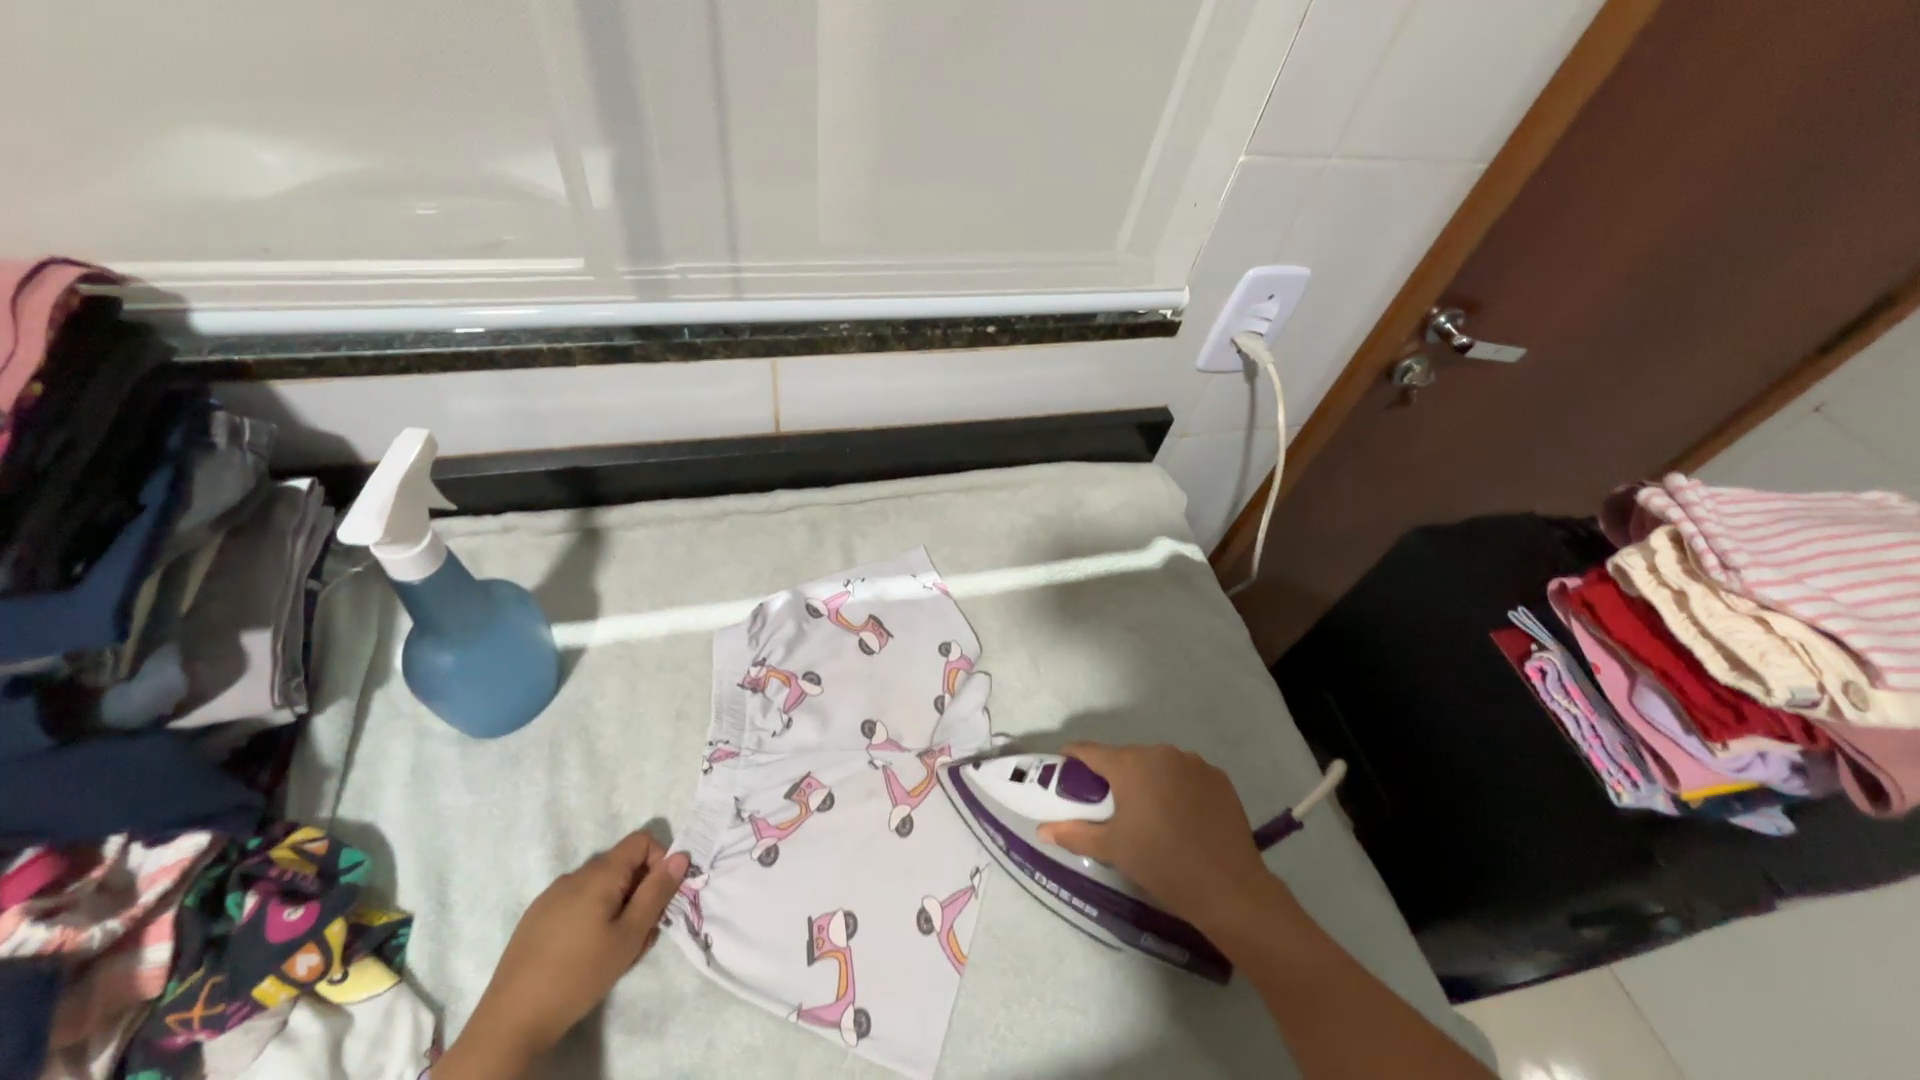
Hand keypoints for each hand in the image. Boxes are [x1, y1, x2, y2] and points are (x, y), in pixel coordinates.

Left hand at [436, 831, 688, 1078]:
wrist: (513, 1017)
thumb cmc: (581, 974)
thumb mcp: (630, 936)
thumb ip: (657, 892)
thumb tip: (680, 856)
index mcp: (599, 875)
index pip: (640, 841)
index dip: (660, 862)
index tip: (660, 900)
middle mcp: (574, 875)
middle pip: (621, 866)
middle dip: (640, 892)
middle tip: (641, 935)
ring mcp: (551, 896)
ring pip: (600, 888)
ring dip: (618, 908)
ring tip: (614, 951)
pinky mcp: (536, 917)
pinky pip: (577, 902)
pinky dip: (593, 917)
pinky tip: (586, 954)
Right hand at [1037, 743, 1275, 928]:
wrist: (1228, 886)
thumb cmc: (1161, 863)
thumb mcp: (1112, 849)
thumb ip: (1074, 833)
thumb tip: (1042, 830)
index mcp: (1130, 765)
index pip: (1089, 751)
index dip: (1072, 759)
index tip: (1063, 773)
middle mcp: (1161, 753)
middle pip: (1125, 757)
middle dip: (1112, 776)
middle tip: (1106, 806)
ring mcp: (1194, 763)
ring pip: (1158, 765)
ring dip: (1147, 780)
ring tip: (1147, 814)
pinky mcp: (1218, 778)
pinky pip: (1186, 775)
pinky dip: (1176, 788)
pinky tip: (1179, 816)